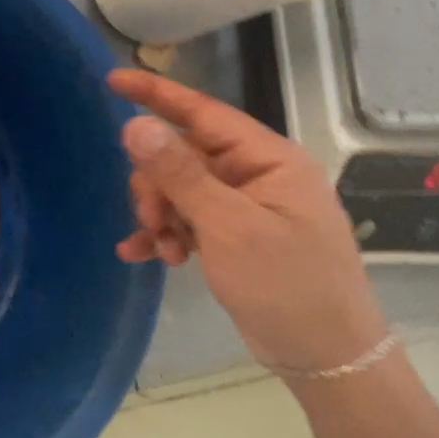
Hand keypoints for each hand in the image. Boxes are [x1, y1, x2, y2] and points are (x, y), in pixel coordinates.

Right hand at [107, 69, 387, 372]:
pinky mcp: (232, 236)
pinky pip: (184, 219)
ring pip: (176, 188)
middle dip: (155, 186)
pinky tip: (144, 255)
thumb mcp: (228, 227)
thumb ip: (179, 174)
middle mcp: (256, 175)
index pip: (202, 112)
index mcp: (268, 160)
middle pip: (181, 155)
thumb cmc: (287, 286)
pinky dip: (164, 235)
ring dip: (159, 215)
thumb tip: (134, 124)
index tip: (112, 79)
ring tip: (162, 250)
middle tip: (152, 222)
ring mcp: (244, 206)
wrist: (326, 357)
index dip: (156, 94)